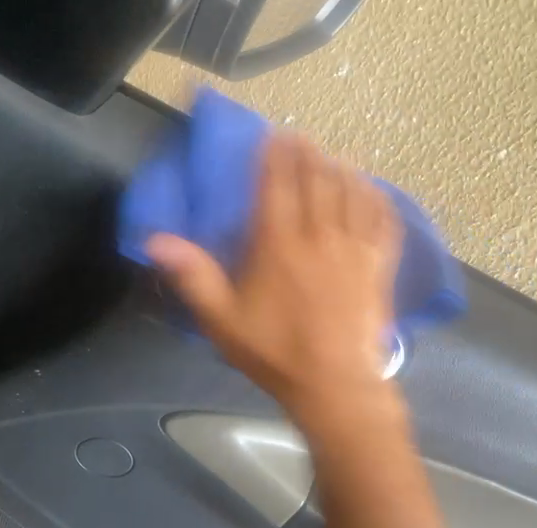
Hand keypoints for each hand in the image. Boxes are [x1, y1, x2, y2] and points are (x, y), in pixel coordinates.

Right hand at [146, 134, 402, 421]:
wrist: (332, 382)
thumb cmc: (272, 352)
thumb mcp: (221, 320)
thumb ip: (193, 276)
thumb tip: (155, 240)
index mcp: (278, 245)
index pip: (277, 186)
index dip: (274, 157)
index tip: (272, 135)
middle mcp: (320, 235)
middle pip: (316, 180)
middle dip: (307, 154)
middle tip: (300, 137)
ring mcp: (355, 247)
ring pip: (351, 191)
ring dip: (339, 167)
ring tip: (331, 156)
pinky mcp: (379, 264)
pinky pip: (382, 217)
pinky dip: (375, 196)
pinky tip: (370, 189)